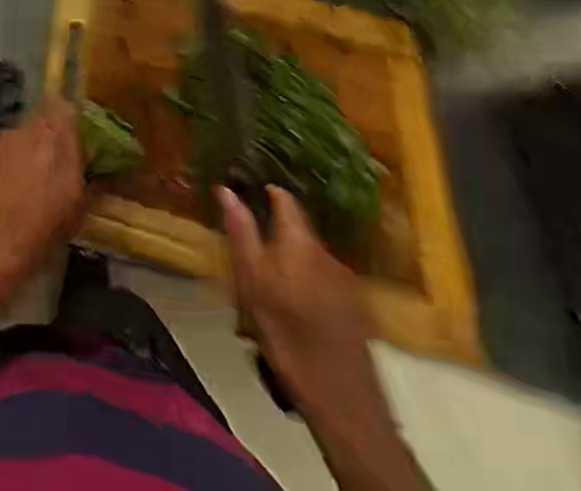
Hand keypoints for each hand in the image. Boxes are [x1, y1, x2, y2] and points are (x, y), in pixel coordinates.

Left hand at [0, 98, 87, 274]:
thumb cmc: (48, 221)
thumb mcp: (80, 199)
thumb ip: (84, 167)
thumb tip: (90, 153)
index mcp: (57, 134)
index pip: (66, 106)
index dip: (73, 115)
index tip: (80, 128)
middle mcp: (29, 128)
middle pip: (45, 116)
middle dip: (54, 130)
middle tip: (62, 151)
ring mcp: (6, 138)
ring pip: (26, 130)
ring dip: (34, 142)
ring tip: (39, 168)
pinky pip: (10, 145)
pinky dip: (17, 155)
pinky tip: (19, 177)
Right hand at [219, 186, 372, 383]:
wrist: (339, 390)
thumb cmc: (284, 329)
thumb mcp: (251, 279)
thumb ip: (241, 232)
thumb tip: (226, 189)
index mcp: (299, 240)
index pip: (284, 199)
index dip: (267, 191)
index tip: (247, 190)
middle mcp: (326, 251)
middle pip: (296, 230)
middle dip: (273, 234)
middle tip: (248, 252)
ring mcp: (344, 278)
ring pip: (308, 257)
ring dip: (289, 262)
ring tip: (266, 287)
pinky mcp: (354, 304)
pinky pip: (322, 279)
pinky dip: (305, 282)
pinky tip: (293, 308)